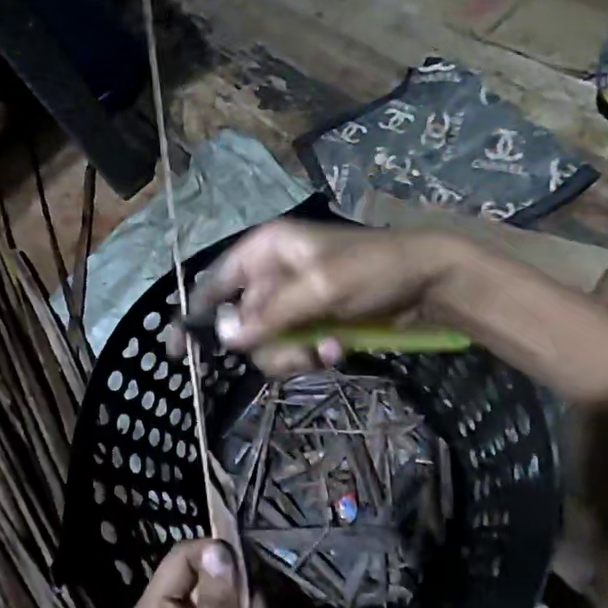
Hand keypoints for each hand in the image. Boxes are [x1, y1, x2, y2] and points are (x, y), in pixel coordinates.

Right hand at [190, 221, 466, 374]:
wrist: (429, 284)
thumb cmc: (373, 270)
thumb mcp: (320, 289)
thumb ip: (271, 315)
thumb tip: (225, 339)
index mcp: (263, 252)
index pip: (212, 284)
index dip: (193, 316)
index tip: (178, 352)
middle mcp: (269, 278)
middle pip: (239, 325)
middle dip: (265, 345)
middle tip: (296, 352)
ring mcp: (290, 304)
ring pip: (265, 345)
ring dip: (293, 354)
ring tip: (327, 348)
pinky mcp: (309, 325)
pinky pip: (291, 351)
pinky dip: (311, 355)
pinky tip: (338, 348)